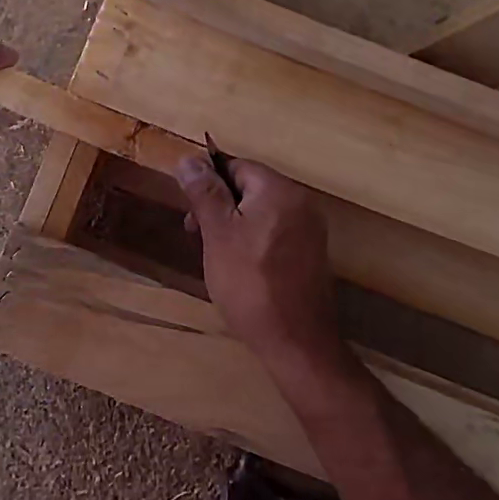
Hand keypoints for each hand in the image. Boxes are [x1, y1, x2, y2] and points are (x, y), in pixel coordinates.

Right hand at [173, 156, 339, 356]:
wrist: (295, 341)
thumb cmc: (249, 283)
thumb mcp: (218, 234)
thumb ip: (204, 193)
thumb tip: (189, 158)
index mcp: (280, 190)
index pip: (237, 166)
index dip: (209, 184)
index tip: (191, 213)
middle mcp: (301, 203)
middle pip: (250, 188)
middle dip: (219, 207)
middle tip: (196, 235)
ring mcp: (309, 230)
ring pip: (260, 213)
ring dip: (232, 226)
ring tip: (213, 255)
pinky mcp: (309, 254)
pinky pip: (274, 233)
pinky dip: (252, 242)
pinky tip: (238, 268)